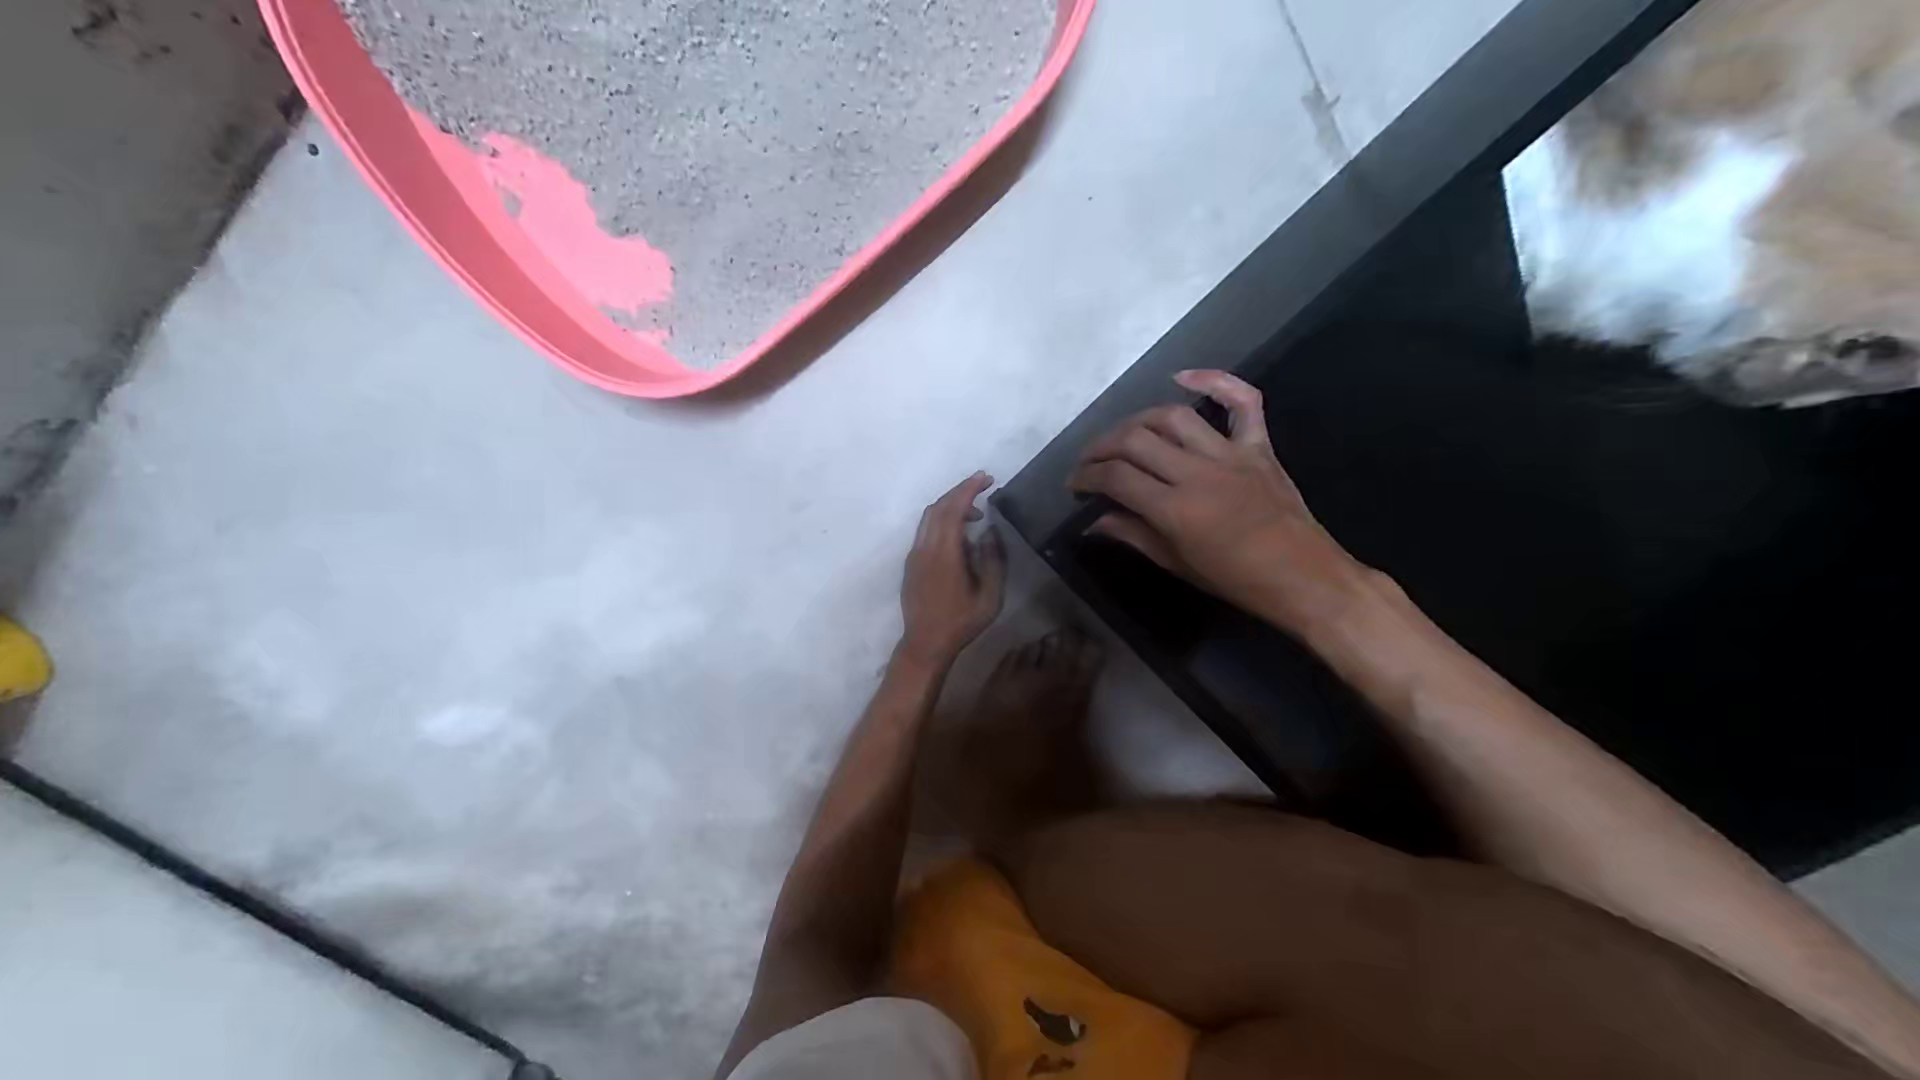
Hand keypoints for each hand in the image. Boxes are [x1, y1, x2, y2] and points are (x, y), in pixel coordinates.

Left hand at [898, 472, 1007, 667]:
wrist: (925, 643)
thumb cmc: (961, 622)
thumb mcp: (990, 596)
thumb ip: (992, 560)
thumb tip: (990, 532)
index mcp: (944, 553)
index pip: (953, 509)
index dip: (969, 488)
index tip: (987, 478)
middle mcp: (925, 548)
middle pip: (938, 507)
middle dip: (960, 490)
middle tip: (984, 484)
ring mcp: (914, 555)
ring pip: (929, 517)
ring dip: (951, 505)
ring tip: (976, 512)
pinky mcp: (911, 563)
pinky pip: (926, 530)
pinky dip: (943, 520)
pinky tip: (960, 532)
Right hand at [1068, 370, 1377, 635]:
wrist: (1304, 578)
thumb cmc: (1236, 580)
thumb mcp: (1176, 564)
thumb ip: (1132, 535)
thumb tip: (1094, 520)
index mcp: (1175, 509)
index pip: (1116, 477)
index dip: (1086, 476)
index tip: (1075, 484)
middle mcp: (1198, 472)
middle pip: (1135, 439)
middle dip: (1100, 447)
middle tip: (1089, 462)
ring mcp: (1231, 454)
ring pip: (1172, 416)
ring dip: (1137, 421)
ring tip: (1121, 436)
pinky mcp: (1259, 446)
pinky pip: (1242, 402)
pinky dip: (1215, 381)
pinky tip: (1182, 378)